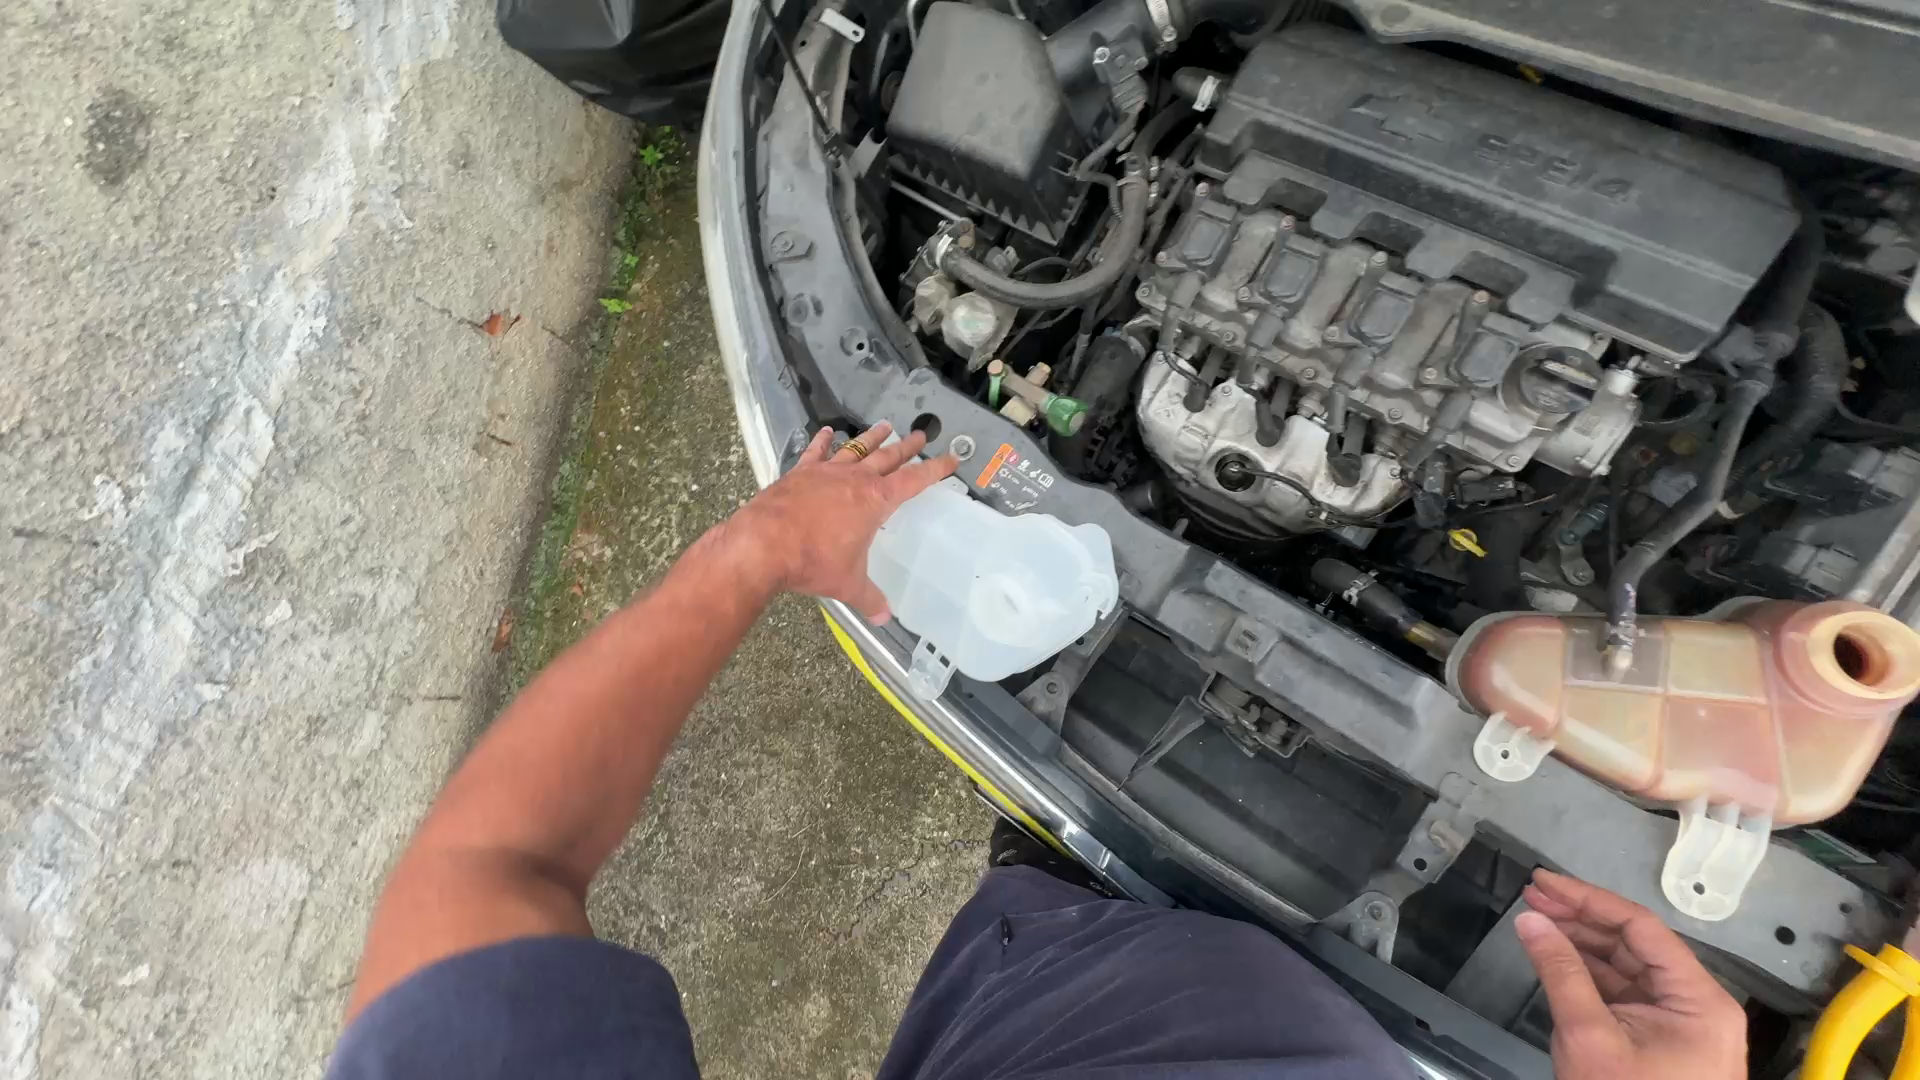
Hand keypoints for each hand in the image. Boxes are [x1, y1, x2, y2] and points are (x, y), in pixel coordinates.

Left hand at [727, 421, 957, 621]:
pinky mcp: (799, 473)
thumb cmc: (813, 562)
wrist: (763, 544)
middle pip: (888, 457)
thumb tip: (884, 617)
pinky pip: (816, 452)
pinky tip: (828, 432)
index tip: (951, 459)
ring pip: (856, 449)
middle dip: (907, 447)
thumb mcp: (848, 584)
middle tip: (922, 435)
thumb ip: (869, 599)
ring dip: (872, 438)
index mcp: (875, 500)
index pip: (914, 480)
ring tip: (885, 426)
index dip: (935, 469)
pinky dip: (823, 441)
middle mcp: (854, 479)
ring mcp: (825, 472)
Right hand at [1514, 869, 1746, 1079]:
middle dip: (1579, 915)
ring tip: (1535, 918)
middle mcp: (1696, 1001)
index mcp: (1698, 999)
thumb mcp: (1588, 1033)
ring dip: (1579, 936)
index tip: (1540, 881)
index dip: (1587, 897)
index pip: (1640, 927)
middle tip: (1530, 896)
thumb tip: (1528, 917)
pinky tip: (1553, 951)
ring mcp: (1679, 1018)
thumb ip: (1559, 970)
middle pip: (1634, 940)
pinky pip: (1620, 984)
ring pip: (1625, 959)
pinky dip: (1584, 964)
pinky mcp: (1659, 1032)